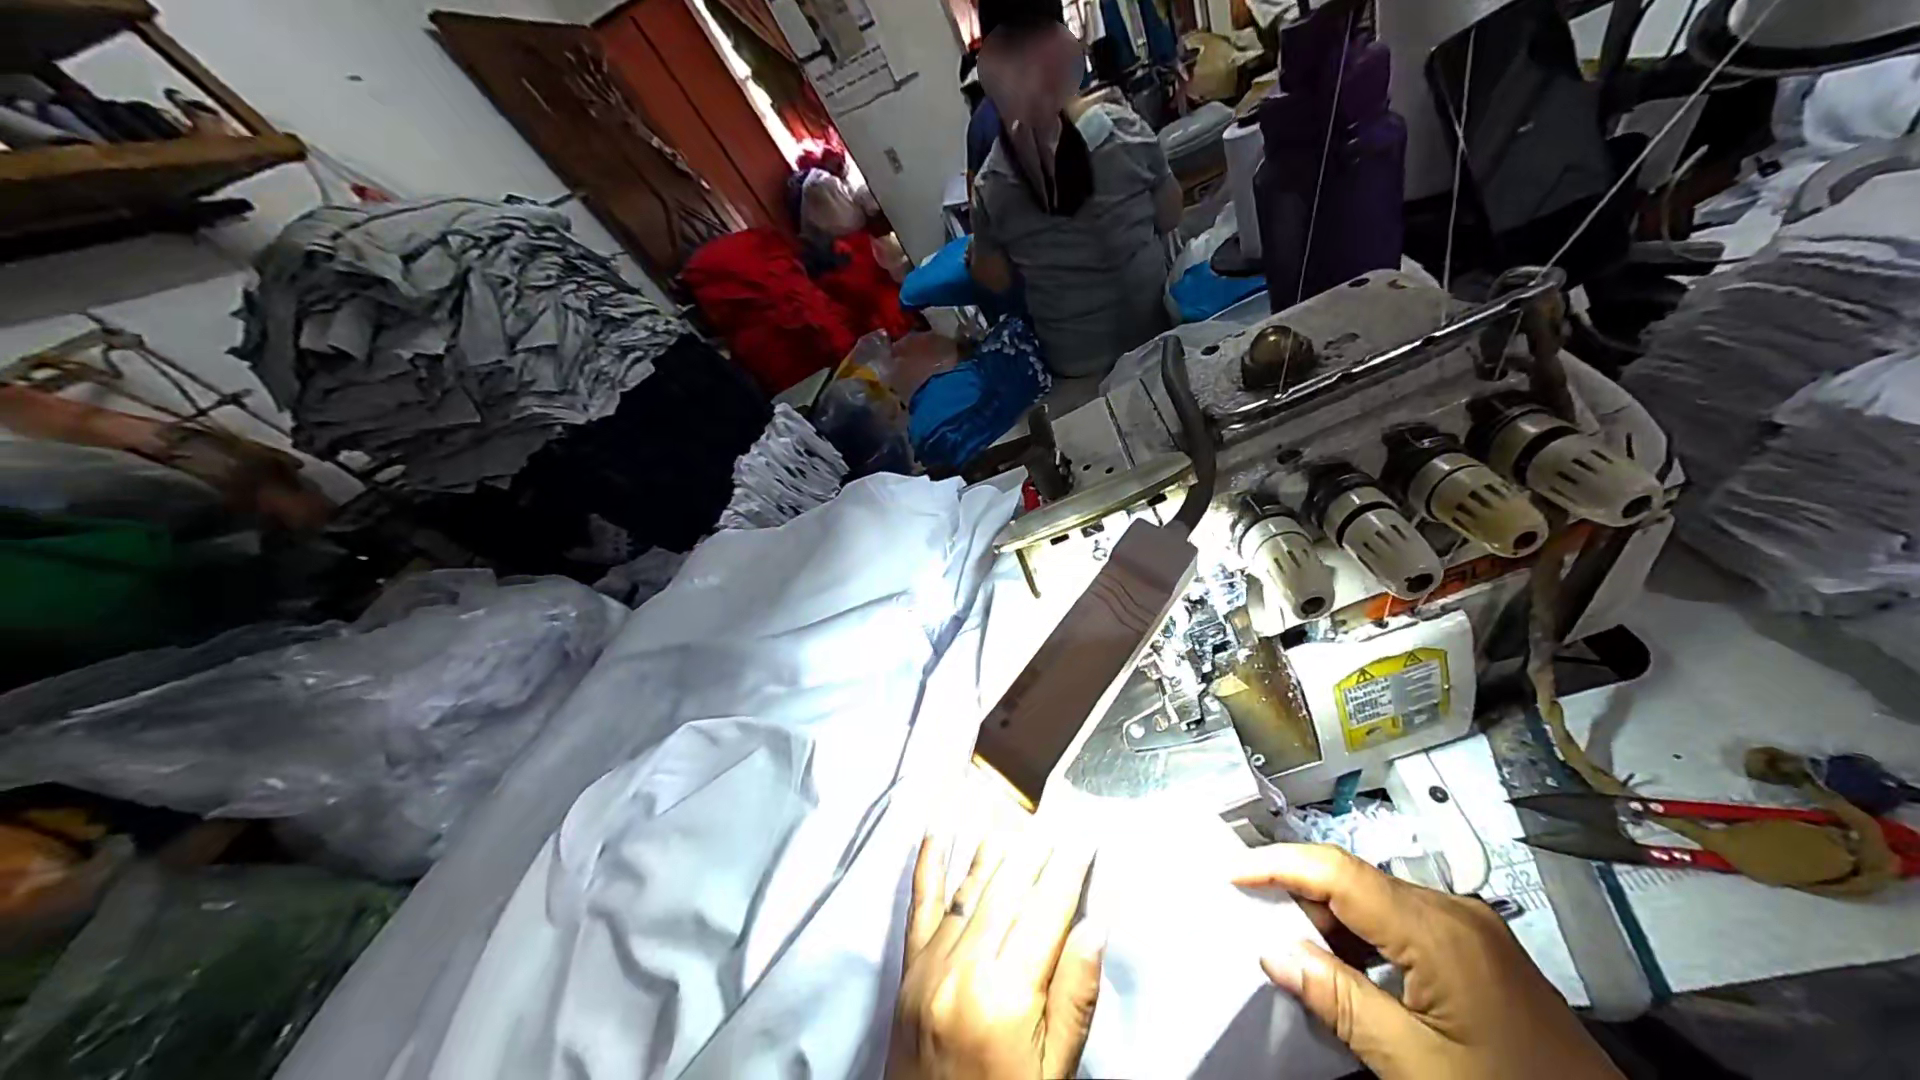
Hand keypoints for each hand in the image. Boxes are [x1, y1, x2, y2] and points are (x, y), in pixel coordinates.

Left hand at [888, 832, 1104, 1079]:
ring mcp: (930, 962)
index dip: (1068, 872)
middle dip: (1036, 852)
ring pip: (970, 889)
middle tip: (1057, 822)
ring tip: (1018, 823)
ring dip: (995, 851)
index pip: (1046, 913)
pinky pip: (921, 903)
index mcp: (1006, 996)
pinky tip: (936, 829)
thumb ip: (1074, 995)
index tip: (1083, 840)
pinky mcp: (908, 966)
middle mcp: (964, 967)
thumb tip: (1094, 924)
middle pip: (1008, 891)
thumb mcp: (1055, 1068)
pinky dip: (929, 862)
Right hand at [1235, 844, 1622, 1079]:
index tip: (1232, 874)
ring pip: (1374, 897)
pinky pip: (1399, 919)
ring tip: (1293, 948)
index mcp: (1438, 931)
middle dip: (1298, 892)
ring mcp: (1470, 926)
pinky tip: (1344, 966)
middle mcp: (1454, 912)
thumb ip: (1338, 999)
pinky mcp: (1476, 946)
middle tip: (1253, 916)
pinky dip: (1361, 934)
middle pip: (1353, 878)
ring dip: (1328, 916)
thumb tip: (1272, 950)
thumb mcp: (1414, 1064)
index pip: (1338, 872)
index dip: (1277, 864)